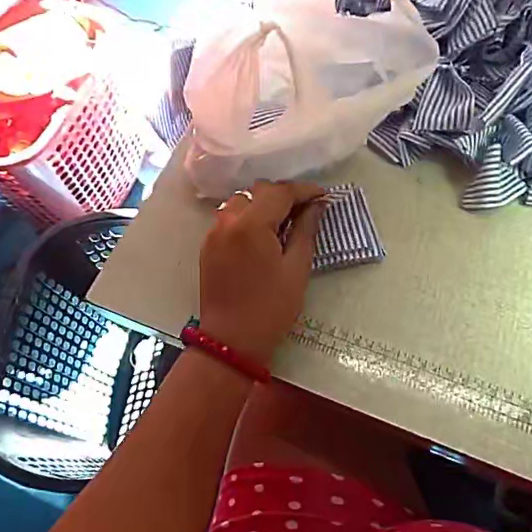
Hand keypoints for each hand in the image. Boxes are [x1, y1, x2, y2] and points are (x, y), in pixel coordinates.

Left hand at [199, 181, 326, 366]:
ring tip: (283, 222)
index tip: (323, 196)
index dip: (305, 190)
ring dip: (263, 204)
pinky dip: (247, 217)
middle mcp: (228, 221)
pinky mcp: (208, 246)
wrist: (231, 341)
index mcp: (251, 225)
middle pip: (258, 191)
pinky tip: (263, 235)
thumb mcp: (297, 269)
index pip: (280, 192)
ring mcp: (214, 233)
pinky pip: (229, 218)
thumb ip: (305, 230)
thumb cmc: (271, 308)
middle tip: (306, 210)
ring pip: (240, 202)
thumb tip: (315, 206)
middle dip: (284, 195)